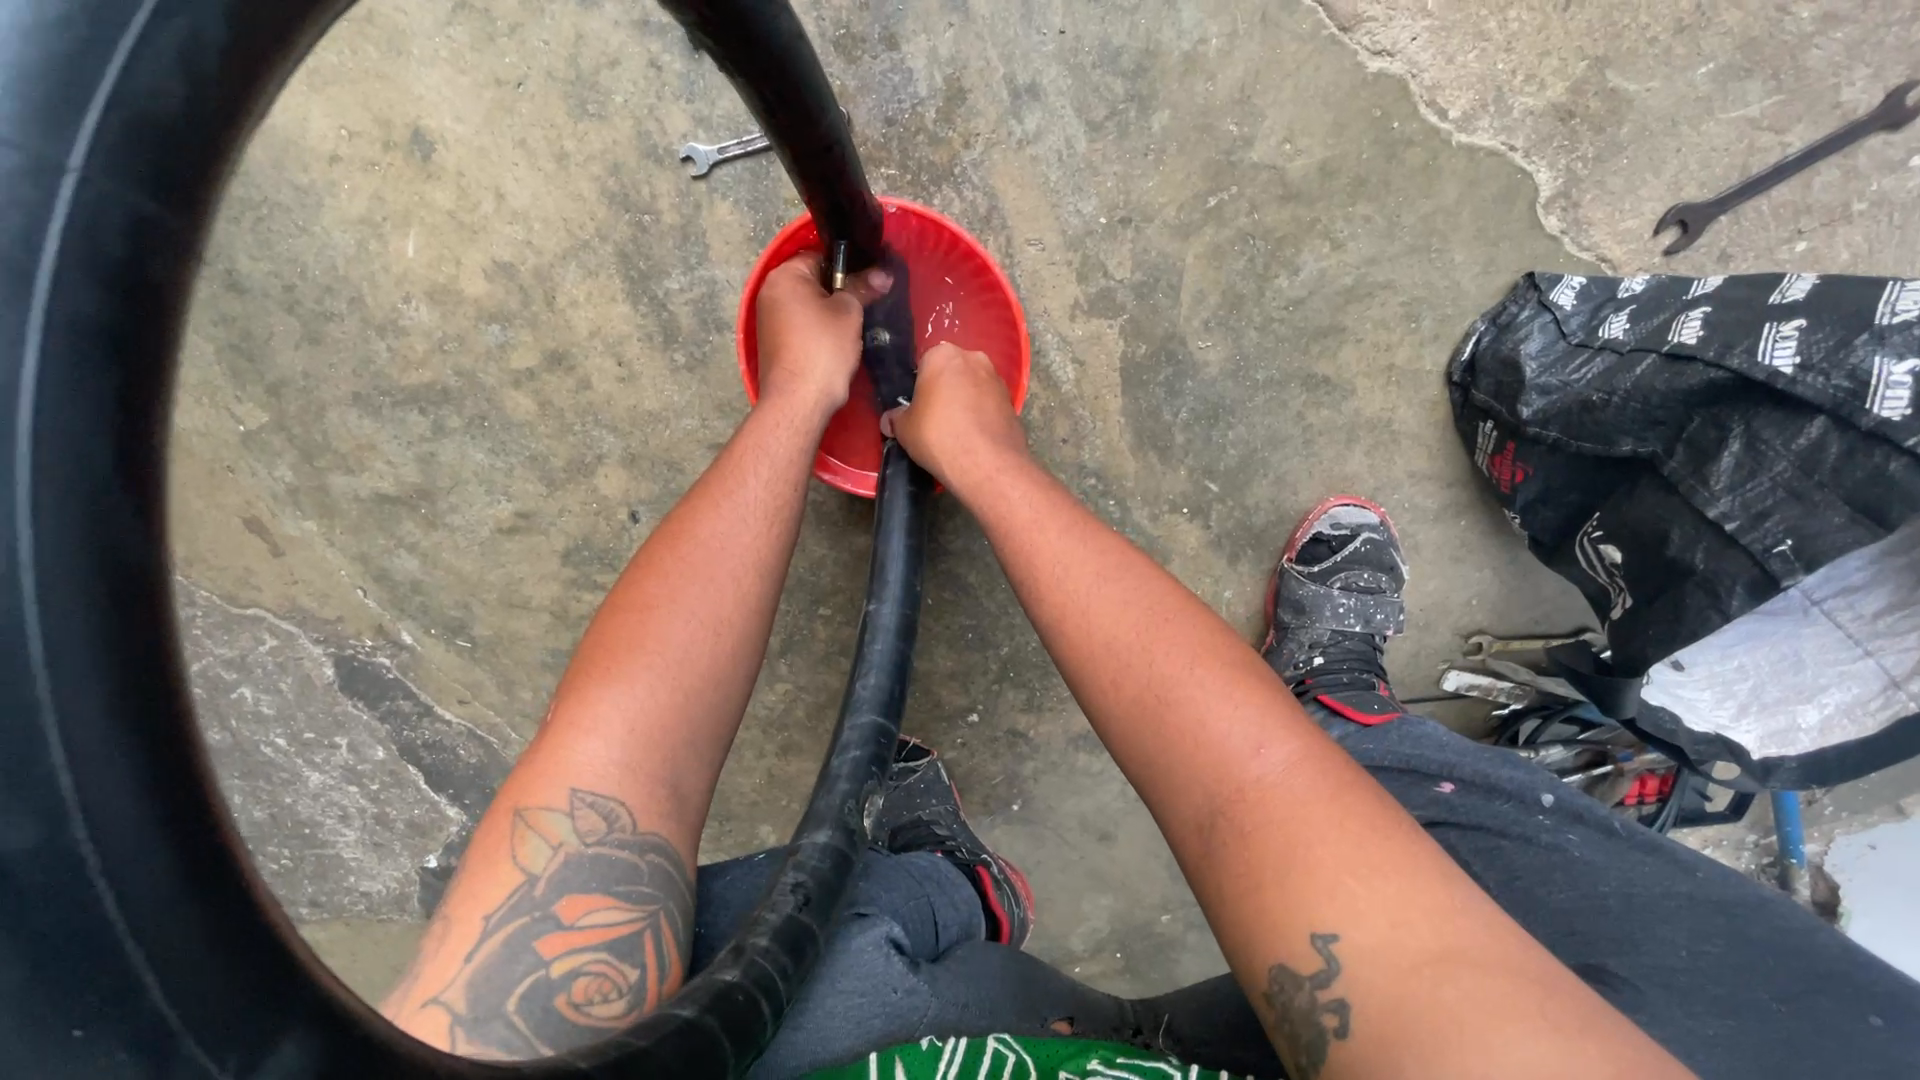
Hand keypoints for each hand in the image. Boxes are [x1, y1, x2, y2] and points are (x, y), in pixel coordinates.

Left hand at [754, 252, 891, 416]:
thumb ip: (862, 288)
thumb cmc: (823, 349)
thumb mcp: (849, 313)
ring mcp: (768, 320)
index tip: (868, 282)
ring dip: (828, 313)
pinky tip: (835, 344)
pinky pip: (800, 326)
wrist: (798, 400)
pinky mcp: (773, 343)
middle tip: (865, 304)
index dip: (847, 267)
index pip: (820, 256)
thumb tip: (882, 274)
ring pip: (807, 306)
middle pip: (812, 281)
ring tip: (853, 326)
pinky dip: (817, 331)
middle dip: (838, 291)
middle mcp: (769, 292)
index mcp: (784, 276)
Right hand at [880, 342, 1027, 489]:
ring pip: (974, 388)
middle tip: (934, 419)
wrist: (986, 463)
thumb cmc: (938, 435)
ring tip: (956, 432)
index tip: (916, 407)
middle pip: (952, 372)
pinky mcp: (1013, 403)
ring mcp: (997, 380)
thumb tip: (890, 421)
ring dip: (965, 403)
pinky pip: (989, 406)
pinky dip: (982, 417)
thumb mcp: (904, 429)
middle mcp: (974, 359)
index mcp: (943, 355)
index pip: (924, 363)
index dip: (918, 386)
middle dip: (944, 391)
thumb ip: (896, 419)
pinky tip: (974, 439)